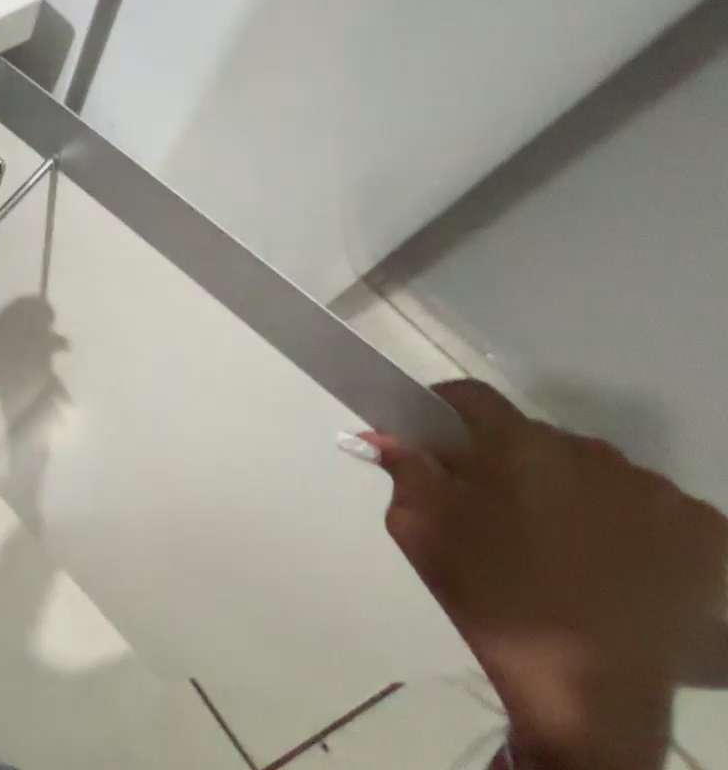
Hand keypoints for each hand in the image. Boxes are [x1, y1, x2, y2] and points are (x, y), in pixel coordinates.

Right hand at [370, 380, 727, 769]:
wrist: (585, 685)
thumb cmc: (488, 597)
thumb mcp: (419, 531)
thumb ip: (405, 472)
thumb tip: (386, 436)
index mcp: (517, 448)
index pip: (473, 396)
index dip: (443, 407)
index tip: (428, 434)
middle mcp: (592, 454)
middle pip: (533, 434)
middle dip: (504, 457)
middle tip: (484, 501)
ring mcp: (657, 492)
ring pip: (592, 467)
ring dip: (564, 485)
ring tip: (550, 537)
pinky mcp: (705, 531)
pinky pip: (647, 502)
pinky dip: (622, 516)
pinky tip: (606, 555)